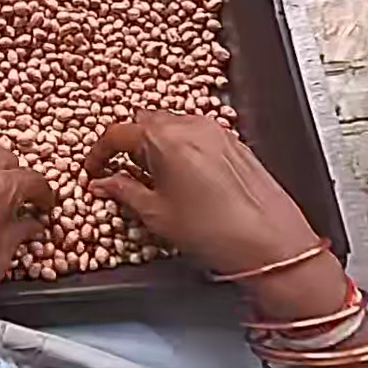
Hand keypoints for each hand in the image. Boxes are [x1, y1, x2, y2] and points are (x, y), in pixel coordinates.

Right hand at [83, 110, 319, 275]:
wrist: (273, 245)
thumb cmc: (215, 231)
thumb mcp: (156, 214)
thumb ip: (124, 191)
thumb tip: (103, 184)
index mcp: (165, 139)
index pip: (117, 134)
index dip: (99, 153)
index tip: (93, 170)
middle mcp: (190, 126)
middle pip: (144, 122)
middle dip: (126, 144)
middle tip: (119, 172)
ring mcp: (215, 131)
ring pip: (170, 124)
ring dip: (152, 144)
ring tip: (150, 176)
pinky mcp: (233, 142)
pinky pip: (194, 133)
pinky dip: (177, 146)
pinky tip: (179, 176)